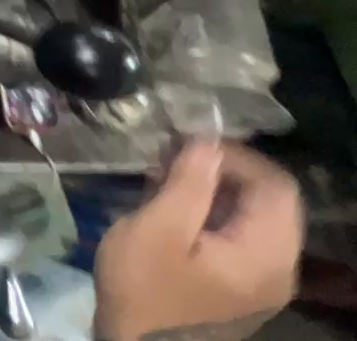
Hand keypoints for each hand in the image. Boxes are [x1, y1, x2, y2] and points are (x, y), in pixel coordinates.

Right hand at [94, 141, 302, 340]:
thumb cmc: (145, 284)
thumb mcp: (156, 229)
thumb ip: (186, 185)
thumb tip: (205, 142)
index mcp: (266, 252)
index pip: (276, 187)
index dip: (235, 154)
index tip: (182, 139)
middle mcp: (278, 264)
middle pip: (268, 200)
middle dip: (219, 167)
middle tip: (164, 152)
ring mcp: (263, 276)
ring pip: (251, 214)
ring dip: (210, 186)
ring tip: (158, 173)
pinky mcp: (241, 281)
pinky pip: (238, 232)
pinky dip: (208, 208)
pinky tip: (167, 202)